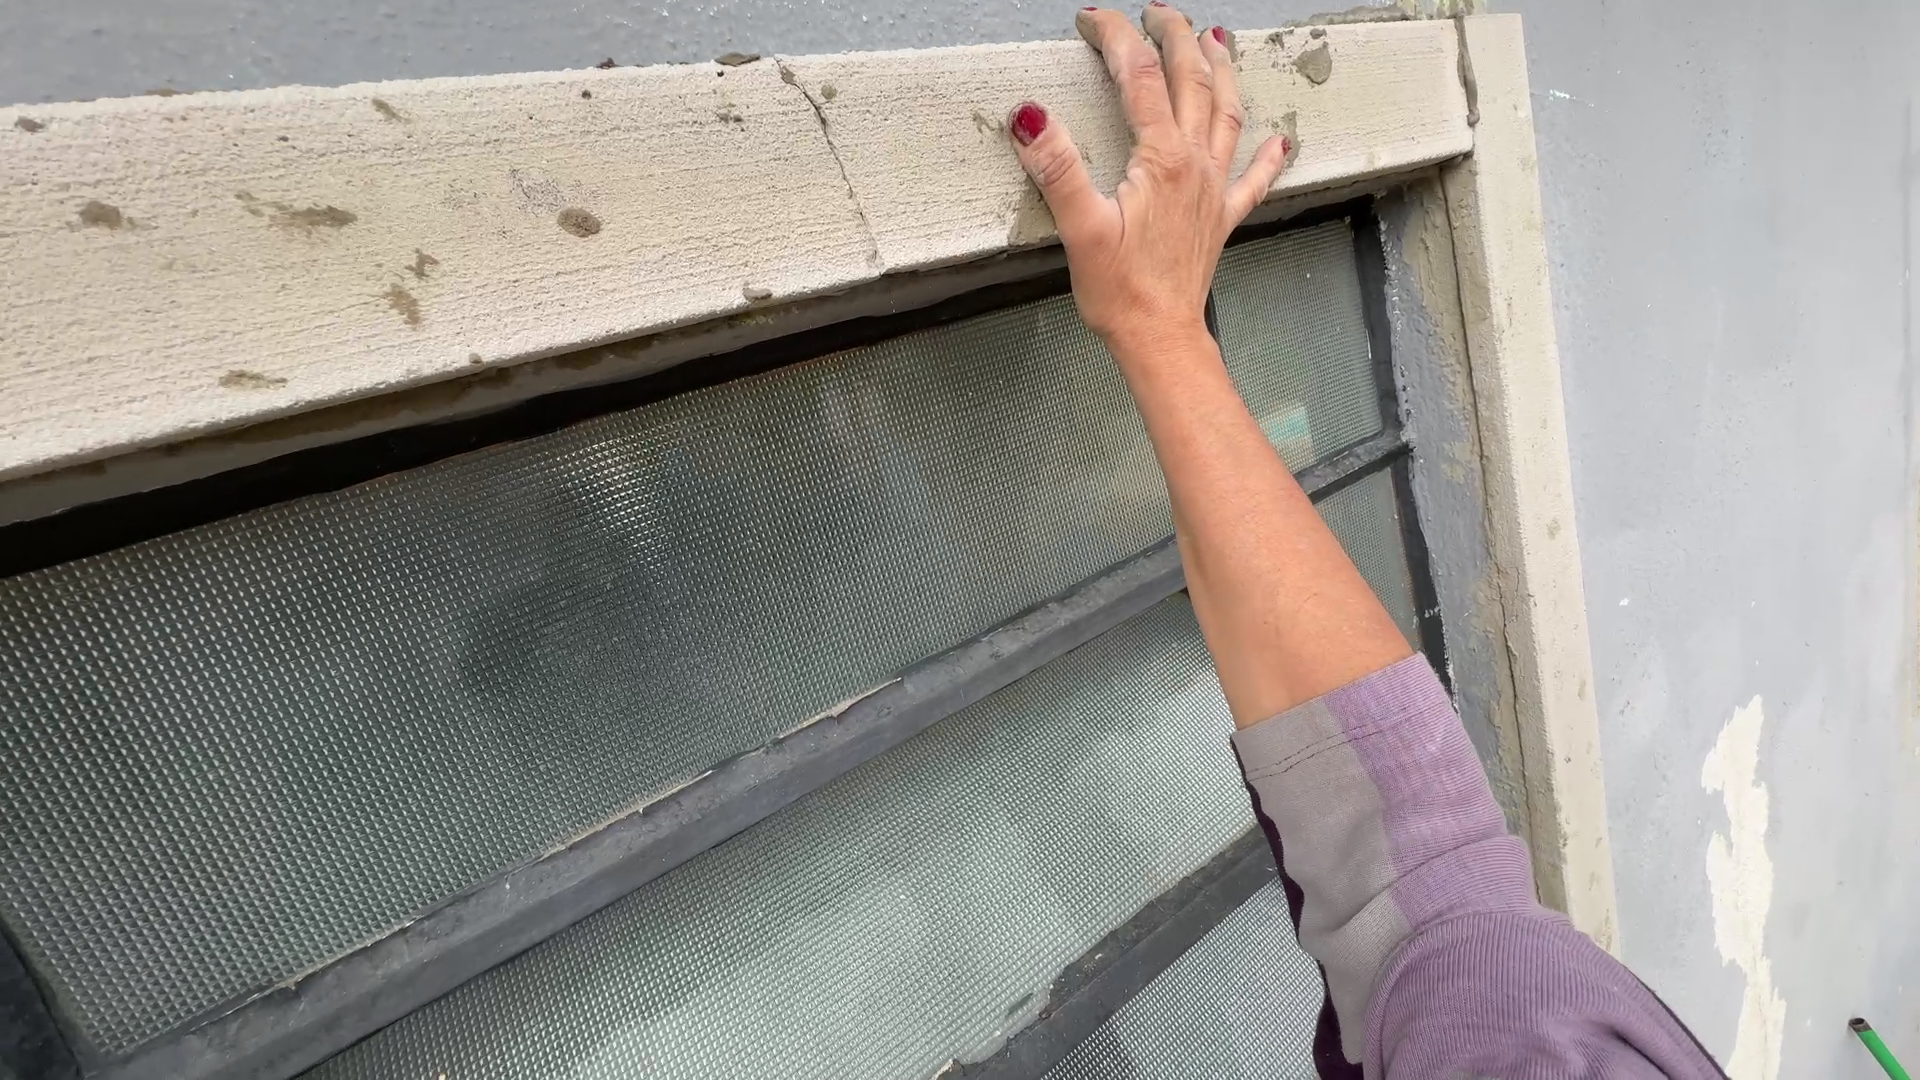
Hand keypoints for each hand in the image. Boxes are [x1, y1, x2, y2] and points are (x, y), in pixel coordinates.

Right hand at [1007, 4, 1289, 357]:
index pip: (1138, 77)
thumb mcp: (1080, 229)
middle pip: (1192, 80)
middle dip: (1175, 36)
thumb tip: (1031, 117)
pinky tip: (1279, 143)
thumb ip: (1057, 169)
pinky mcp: (1219, 220)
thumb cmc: (1121, 292)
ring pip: (1227, 114)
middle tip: (1158, 13)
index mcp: (1160, 160)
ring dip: (1222, 71)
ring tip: (1217, 41)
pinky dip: (1268, 156)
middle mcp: (1194, 165)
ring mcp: (1212, 191)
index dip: (1115, 38)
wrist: (1159, 336)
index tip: (1092, 19)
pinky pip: (1253, 180)